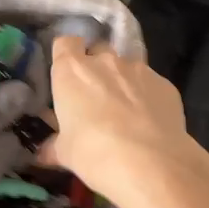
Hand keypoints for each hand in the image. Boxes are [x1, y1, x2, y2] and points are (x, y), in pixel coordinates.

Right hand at [41, 36, 208, 207]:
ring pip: (126, 68)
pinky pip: (150, 84)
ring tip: (125, 112)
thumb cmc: (94, 153)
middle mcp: (104, 61)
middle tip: (95, 96)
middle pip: (97, 51)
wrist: (151, 164)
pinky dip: (147, 96)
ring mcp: (138, 69)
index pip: (64, 43)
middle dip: (96, 68)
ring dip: (122, 82)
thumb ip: (53, 145)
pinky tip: (148, 121)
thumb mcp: (65, 153)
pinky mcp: (165, 83)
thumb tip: (43, 153)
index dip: (66, 55)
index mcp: (72, 71)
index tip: (67, 74)